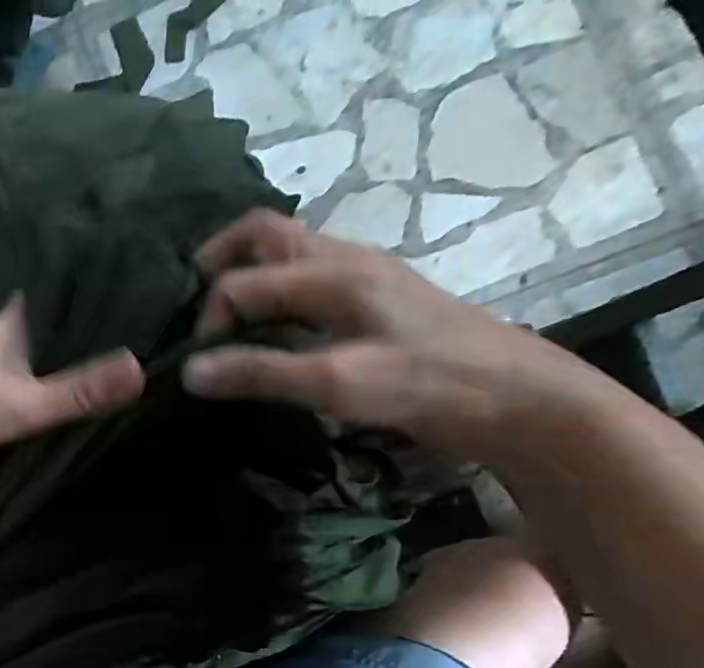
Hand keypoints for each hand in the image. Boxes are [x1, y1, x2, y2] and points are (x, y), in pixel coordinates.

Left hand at [0, 295, 145, 489]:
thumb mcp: (29, 402)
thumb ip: (81, 390)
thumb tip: (141, 368)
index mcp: (2, 325)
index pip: (44, 291)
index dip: (74, 284)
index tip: (110, 277)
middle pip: (32, 321)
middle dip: (64, 320)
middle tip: (110, 318)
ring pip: (16, 351)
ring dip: (43, 352)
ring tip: (85, 349)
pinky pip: (3, 379)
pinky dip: (23, 379)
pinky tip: (40, 387)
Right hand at [181, 210, 608, 459]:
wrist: (515, 397)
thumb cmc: (425, 386)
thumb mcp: (336, 383)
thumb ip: (259, 372)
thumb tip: (187, 372)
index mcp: (334, 274)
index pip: (242, 279)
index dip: (209, 319)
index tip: (202, 365)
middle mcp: (345, 259)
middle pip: (264, 233)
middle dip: (218, 260)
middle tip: (191, 304)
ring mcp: (361, 274)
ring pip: (286, 251)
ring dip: (244, 272)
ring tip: (219, 318)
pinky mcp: (371, 295)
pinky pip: (305, 274)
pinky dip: (270, 288)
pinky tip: (265, 327)